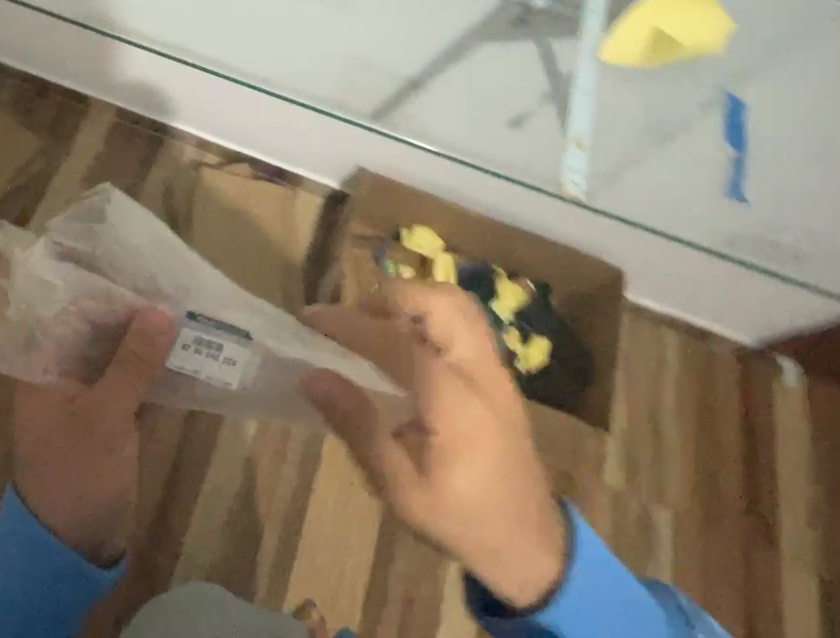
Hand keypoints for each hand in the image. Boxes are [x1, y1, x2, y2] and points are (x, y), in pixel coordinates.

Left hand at [11, 306, 175, 565]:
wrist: (71, 551)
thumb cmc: (77, 475)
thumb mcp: (106, 415)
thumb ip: (133, 361)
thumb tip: (161, 310)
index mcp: (45, 368)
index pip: (75, 313)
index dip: (111, 296)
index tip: (152, 280)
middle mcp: (64, 376)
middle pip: (101, 334)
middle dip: (138, 317)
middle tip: (181, 293)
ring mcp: (89, 401)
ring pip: (122, 360)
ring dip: (152, 345)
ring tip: (193, 318)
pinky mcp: (111, 423)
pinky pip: (136, 387)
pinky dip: (158, 375)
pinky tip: (191, 360)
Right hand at [301, 280, 566, 609]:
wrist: (530, 543)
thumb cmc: (459, 519)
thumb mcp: (399, 488)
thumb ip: (357, 425)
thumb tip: (311, 376)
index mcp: (453, 399)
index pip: (393, 340)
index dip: (347, 324)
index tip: (309, 318)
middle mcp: (480, 370)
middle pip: (438, 301)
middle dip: (387, 296)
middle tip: (351, 318)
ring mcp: (495, 368)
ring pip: (457, 303)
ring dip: (412, 300)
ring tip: (376, 323)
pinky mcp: (499, 374)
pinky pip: (465, 322)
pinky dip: (430, 314)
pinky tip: (405, 343)